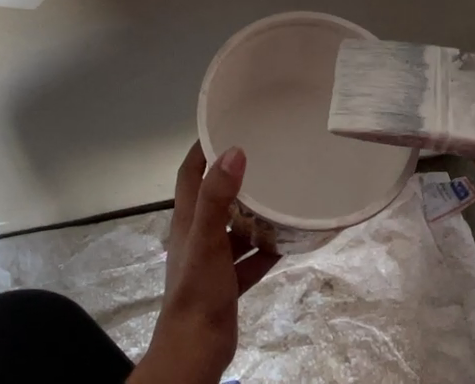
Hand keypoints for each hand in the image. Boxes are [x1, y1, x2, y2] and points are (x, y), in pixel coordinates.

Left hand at [131, 143, 279, 383]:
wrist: (196, 348)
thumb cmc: (198, 289)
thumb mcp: (208, 238)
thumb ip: (217, 196)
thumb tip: (234, 151)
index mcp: (187, 219)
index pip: (190, 172)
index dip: (203, 148)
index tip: (225, 125)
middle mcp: (198, 235)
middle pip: (214, 197)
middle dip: (234, 177)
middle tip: (263, 156)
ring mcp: (212, 261)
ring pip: (234, 229)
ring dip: (253, 215)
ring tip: (280, 195)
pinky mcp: (227, 283)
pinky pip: (249, 260)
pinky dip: (265, 250)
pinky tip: (287, 241)